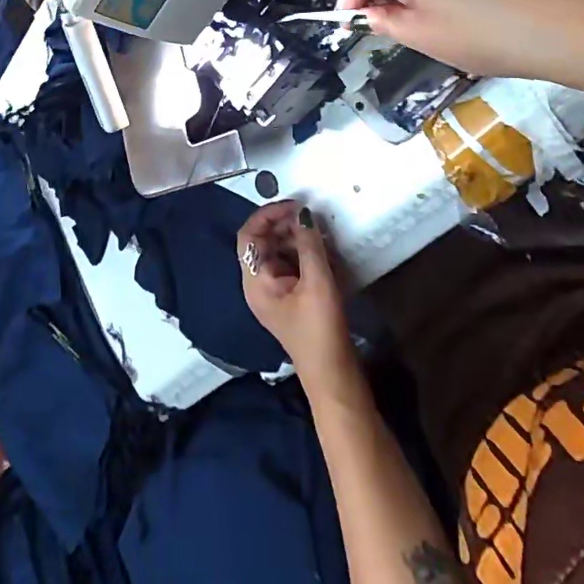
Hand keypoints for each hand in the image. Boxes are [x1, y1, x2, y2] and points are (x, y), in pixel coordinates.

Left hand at [238, 201, 354, 382]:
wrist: (334, 378)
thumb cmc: (320, 330)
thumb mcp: (318, 283)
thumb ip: (309, 245)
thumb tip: (304, 213)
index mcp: (254, 281)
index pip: (248, 236)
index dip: (267, 215)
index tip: (295, 206)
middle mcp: (258, 284)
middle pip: (263, 242)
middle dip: (285, 226)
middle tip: (312, 217)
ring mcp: (275, 292)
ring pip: (280, 253)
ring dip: (298, 239)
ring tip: (321, 233)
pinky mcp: (292, 299)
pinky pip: (293, 267)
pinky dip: (306, 255)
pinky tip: (325, 253)